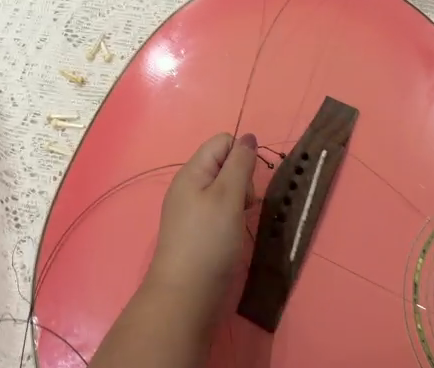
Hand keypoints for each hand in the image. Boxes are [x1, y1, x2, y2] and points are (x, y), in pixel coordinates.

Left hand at [143, 131, 259, 317]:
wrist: (185, 297)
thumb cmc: (209, 241)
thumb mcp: (228, 196)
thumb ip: (240, 164)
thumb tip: (248, 137)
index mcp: (192, 171)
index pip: (222, 142)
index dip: (241, 156)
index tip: (247, 183)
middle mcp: (189, 186)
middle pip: (223, 165)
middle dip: (241, 180)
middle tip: (243, 207)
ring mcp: (190, 210)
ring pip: (223, 189)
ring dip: (238, 201)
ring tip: (239, 223)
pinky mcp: (195, 232)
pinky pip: (218, 211)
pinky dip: (230, 218)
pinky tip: (231, 236)